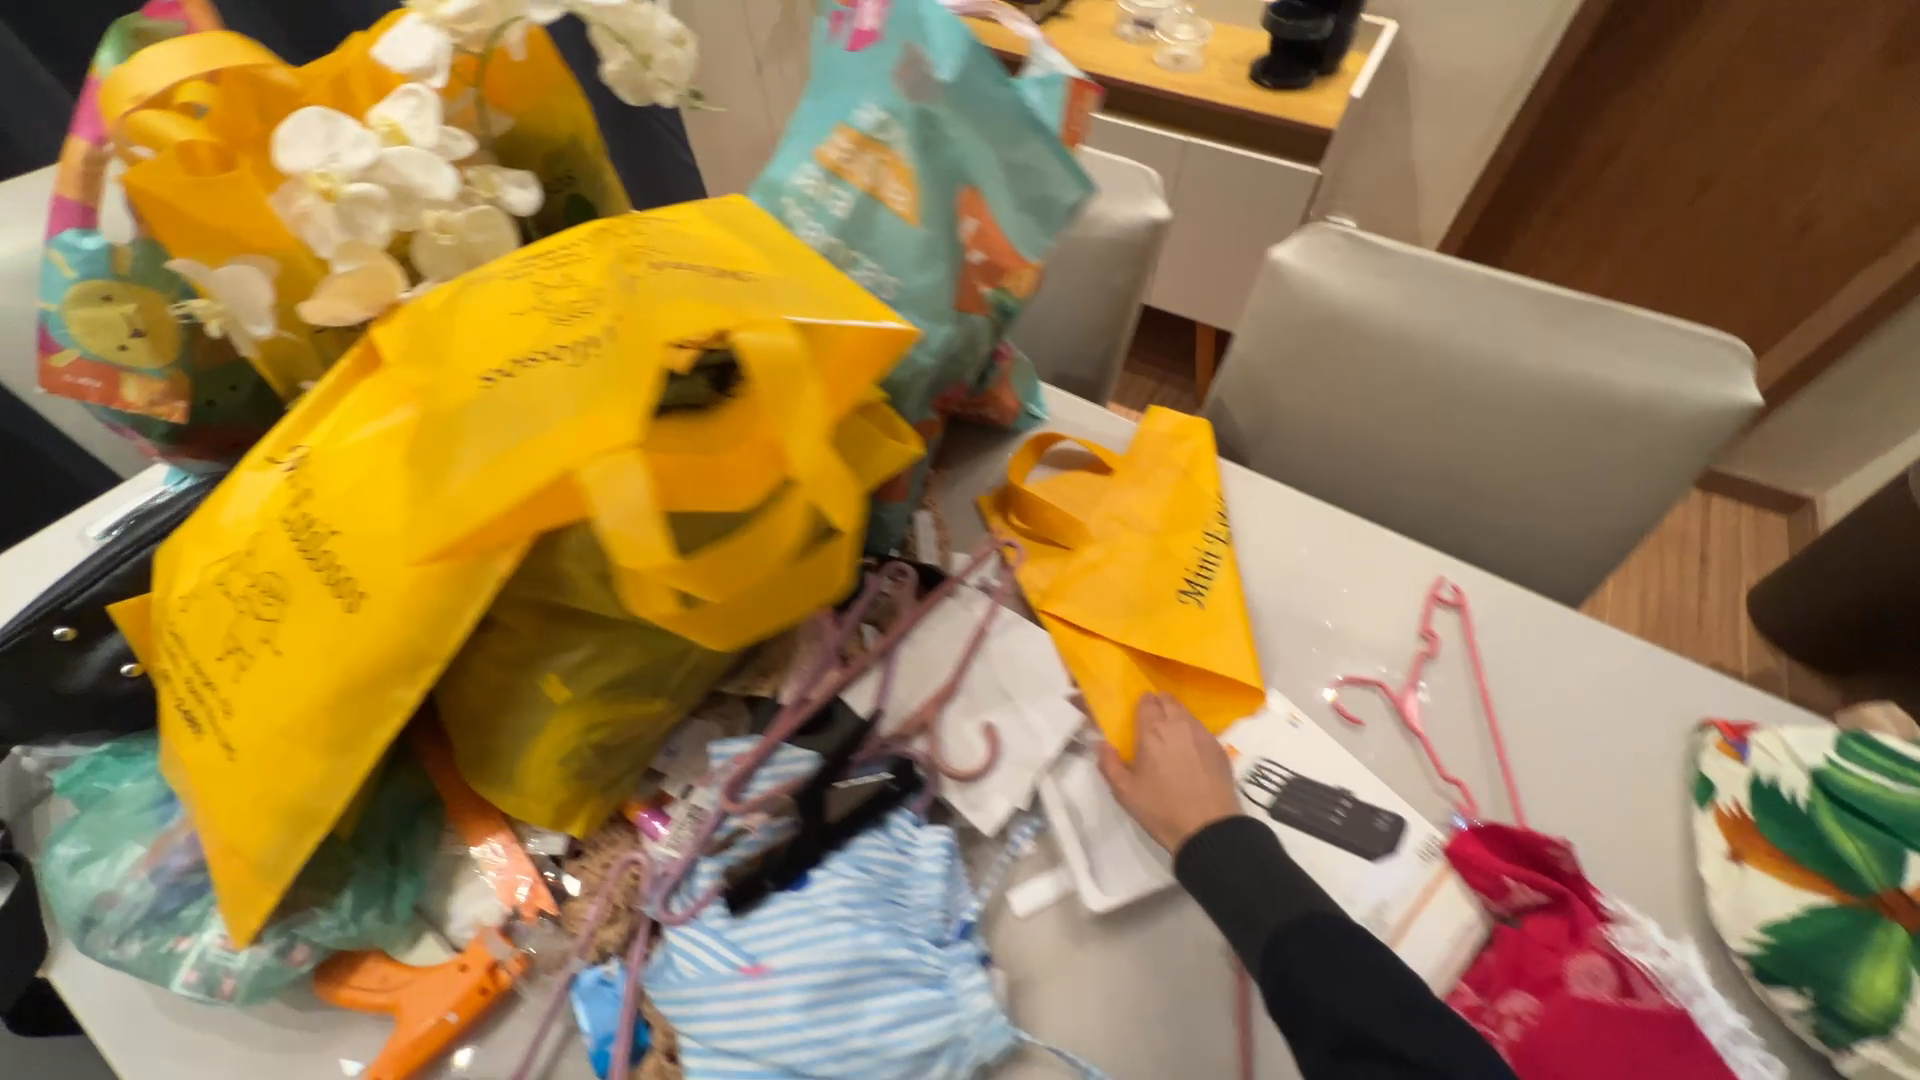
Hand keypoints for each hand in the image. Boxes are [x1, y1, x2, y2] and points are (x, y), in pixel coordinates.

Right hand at [1098, 693, 1243, 854]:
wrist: (1209, 830)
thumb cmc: (1162, 809)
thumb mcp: (1125, 792)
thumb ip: (1109, 764)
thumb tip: (1102, 744)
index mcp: (1152, 730)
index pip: (1146, 700)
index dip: (1141, 705)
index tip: (1136, 719)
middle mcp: (1179, 724)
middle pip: (1168, 699)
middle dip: (1158, 705)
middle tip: (1151, 726)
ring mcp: (1203, 734)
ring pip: (1186, 712)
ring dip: (1176, 717)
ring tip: (1171, 740)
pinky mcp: (1219, 747)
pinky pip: (1202, 729)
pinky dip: (1192, 733)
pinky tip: (1190, 755)